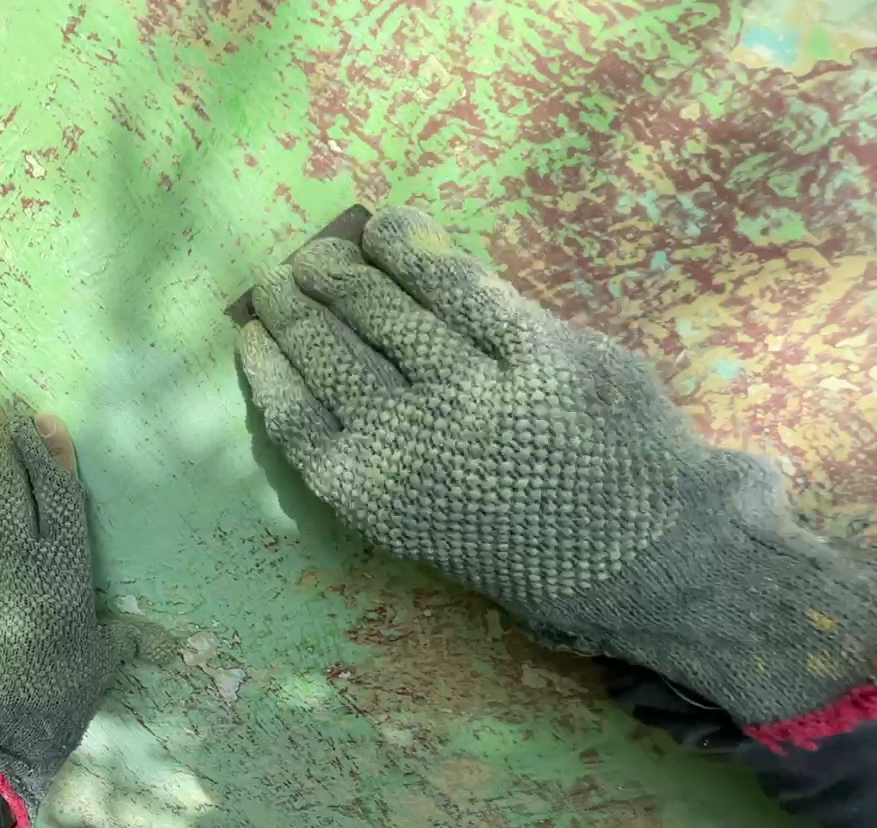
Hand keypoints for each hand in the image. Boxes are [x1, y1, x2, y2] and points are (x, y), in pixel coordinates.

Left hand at [0, 403, 136, 827]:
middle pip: (12, 492)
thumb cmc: (59, 694)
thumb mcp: (102, 662)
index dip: (52, 457)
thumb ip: (125, 641)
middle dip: (2, 446)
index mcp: (64, 568)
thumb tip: (166, 647)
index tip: (41, 418)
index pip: (60, 499)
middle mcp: (22, 561)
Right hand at [239, 206, 876, 741]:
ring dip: (341, 275)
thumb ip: (350, 460)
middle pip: (328, 355)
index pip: (291, 411)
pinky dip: (417, 253)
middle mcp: (402, 437)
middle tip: (274, 278)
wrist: (628, 551)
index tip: (248, 331)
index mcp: (361, 488)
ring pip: (385, 315)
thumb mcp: (400, 522)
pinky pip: (463, 289)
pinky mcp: (538, 350)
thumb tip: (310, 380)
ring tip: (318, 253)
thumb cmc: (499, 542)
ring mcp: (470, 390)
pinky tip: (386, 227)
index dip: (265, 364)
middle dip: (291, 310)